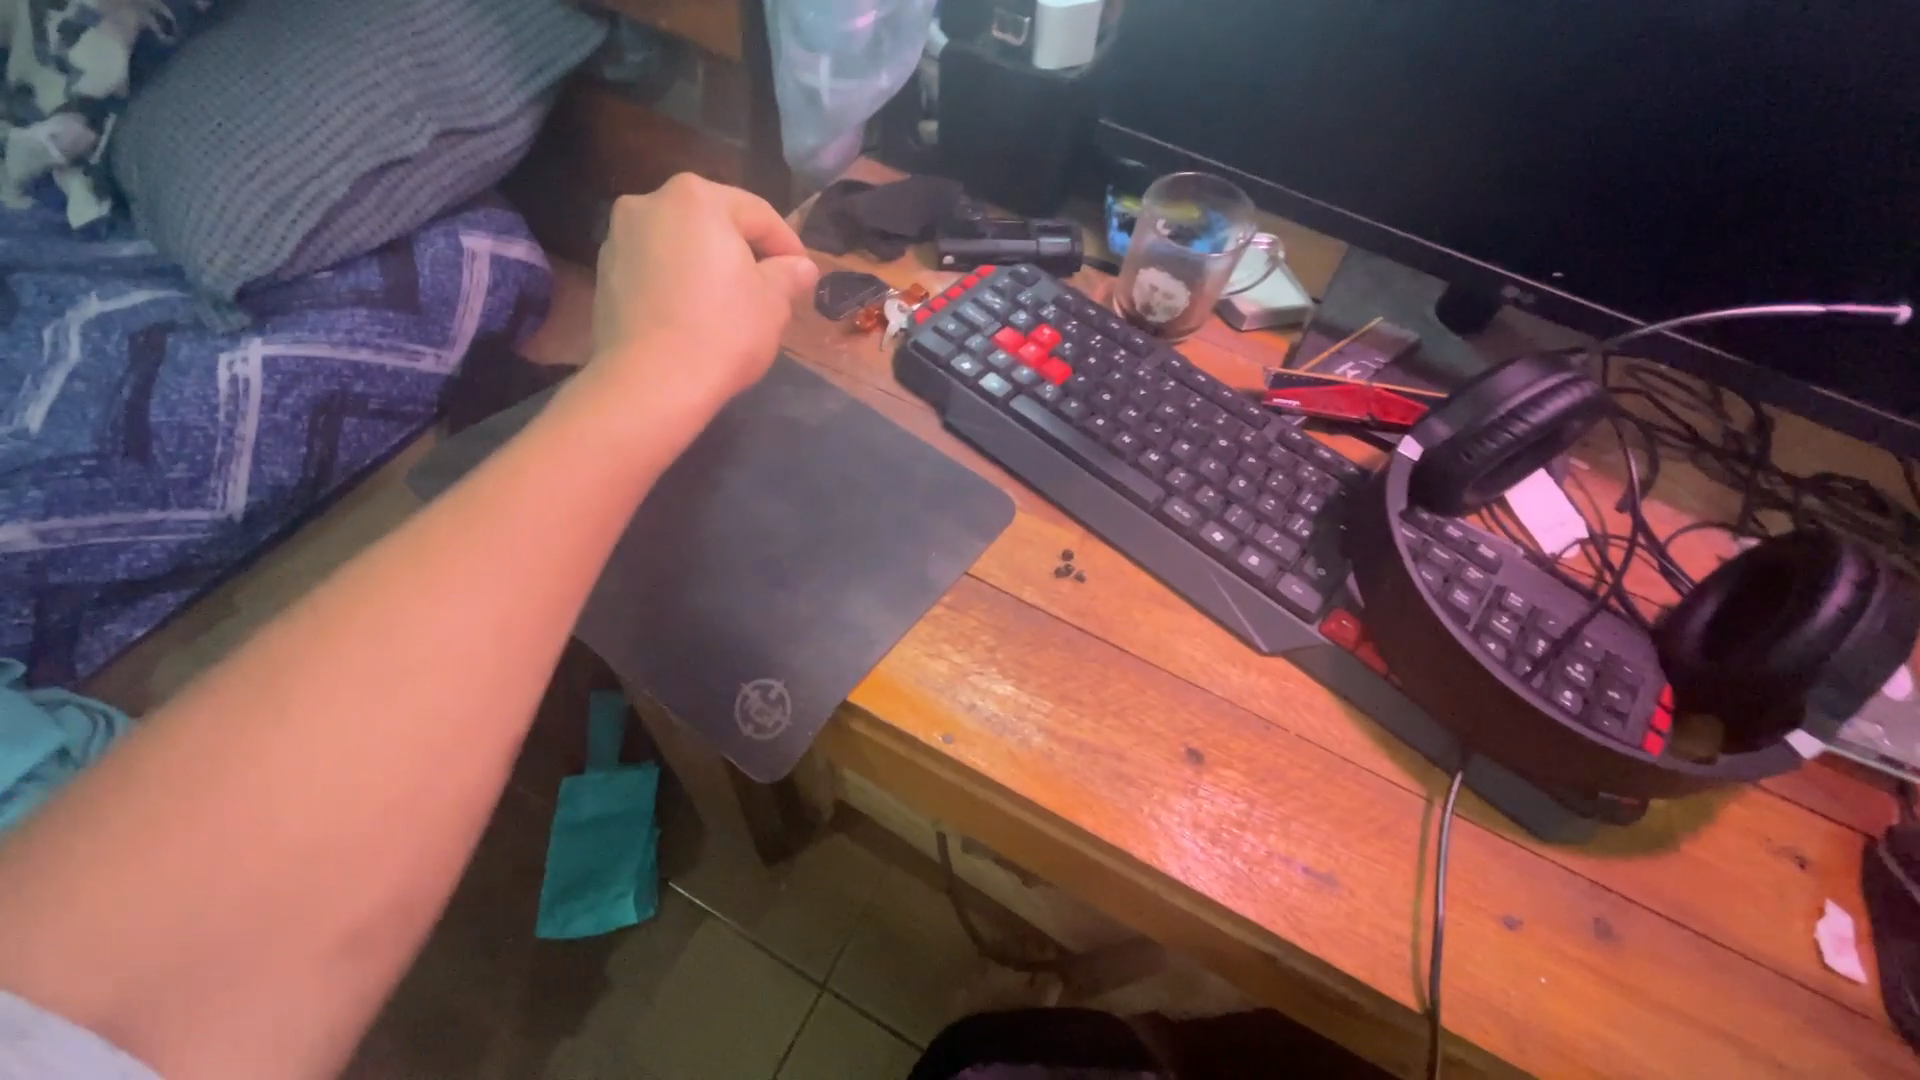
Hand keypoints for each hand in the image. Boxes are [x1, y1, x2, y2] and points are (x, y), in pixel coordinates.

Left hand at [589, 174, 819, 416]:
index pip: (758, 214)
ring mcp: (619, 238)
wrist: (652, 382)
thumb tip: (801, 267)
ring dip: (707, 266)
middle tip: (768, 288)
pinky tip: (693, 316)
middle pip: (713, 223)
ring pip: (680, 245)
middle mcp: (651, 203)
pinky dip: (677, 283)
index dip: (788, 245)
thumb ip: (788, 275)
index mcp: (697, 198)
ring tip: (728, 304)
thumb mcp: (773, 303)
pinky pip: (655, 270)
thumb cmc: (723, 331)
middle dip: (743, 252)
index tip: (804, 275)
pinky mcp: (604, 275)